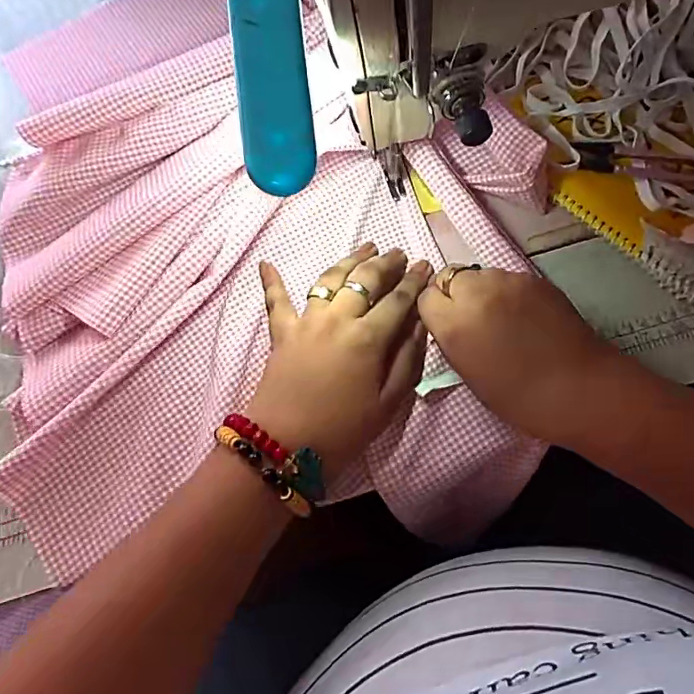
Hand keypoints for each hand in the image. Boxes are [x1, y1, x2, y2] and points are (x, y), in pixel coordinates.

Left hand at [250, 245, 431, 481]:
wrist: (282, 446)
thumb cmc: (342, 430)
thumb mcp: (388, 403)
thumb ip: (407, 360)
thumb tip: (419, 325)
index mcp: (367, 338)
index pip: (398, 300)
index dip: (414, 280)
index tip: (426, 265)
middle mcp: (338, 319)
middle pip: (365, 280)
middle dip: (386, 263)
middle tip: (399, 253)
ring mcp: (306, 322)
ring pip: (329, 279)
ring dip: (350, 260)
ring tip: (366, 247)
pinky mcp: (281, 333)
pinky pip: (276, 302)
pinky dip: (272, 281)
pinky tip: (266, 263)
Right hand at [416, 265, 643, 443]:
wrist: (579, 388)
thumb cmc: (519, 397)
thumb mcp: (469, 373)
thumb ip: (453, 338)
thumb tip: (452, 322)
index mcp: (454, 323)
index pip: (426, 297)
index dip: (436, 310)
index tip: (448, 325)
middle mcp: (477, 292)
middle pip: (452, 277)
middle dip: (458, 294)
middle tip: (475, 319)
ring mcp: (509, 281)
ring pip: (482, 275)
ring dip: (485, 291)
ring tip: (504, 318)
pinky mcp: (535, 279)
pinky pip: (510, 279)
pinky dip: (511, 293)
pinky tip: (527, 316)